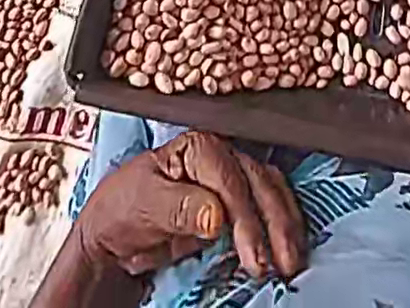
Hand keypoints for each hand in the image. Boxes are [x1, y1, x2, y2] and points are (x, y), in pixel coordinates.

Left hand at [74, 130, 304, 280]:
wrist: (116, 227)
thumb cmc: (125, 206)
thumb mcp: (145, 203)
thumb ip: (180, 207)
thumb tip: (217, 216)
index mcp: (198, 147)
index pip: (230, 179)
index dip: (245, 217)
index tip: (253, 255)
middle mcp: (221, 155)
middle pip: (257, 182)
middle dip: (273, 222)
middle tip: (282, 263)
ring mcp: (232, 177)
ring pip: (269, 190)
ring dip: (285, 223)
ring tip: (292, 260)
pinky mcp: (237, 202)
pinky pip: (267, 206)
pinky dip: (282, 224)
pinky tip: (289, 246)